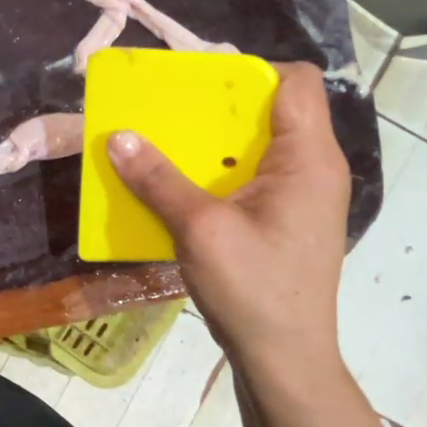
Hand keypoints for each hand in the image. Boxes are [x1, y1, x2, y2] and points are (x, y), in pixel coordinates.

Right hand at [107, 61, 350, 368]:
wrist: (282, 353)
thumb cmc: (254, 287)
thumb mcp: (199, 229)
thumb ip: (158, 181)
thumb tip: (118, 137)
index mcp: (308, 159)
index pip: (293, 84)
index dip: (244, 72)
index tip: (188, 82)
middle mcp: (309, 169)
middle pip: (266, 113)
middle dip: (210, 110)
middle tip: (158, 114)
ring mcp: (294, 197)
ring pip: (249, 149)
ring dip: (202, 146)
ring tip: (155, 150)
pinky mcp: (276, 221)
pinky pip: (240, 180)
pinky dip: (206, 176)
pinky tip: (169, 190)